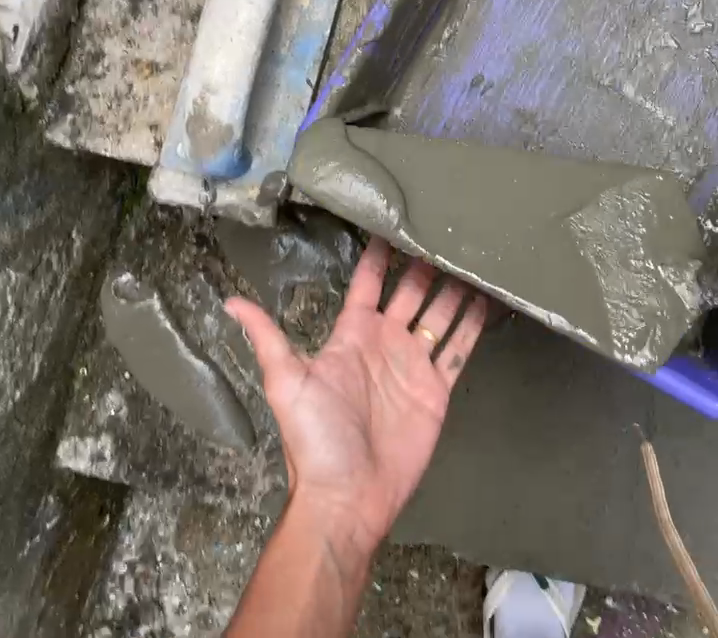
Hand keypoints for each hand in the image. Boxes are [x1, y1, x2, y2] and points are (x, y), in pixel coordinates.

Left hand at [225, 238, 487, 551]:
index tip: (394, 222)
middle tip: (446, 232)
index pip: (368, 284)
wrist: (349, 496)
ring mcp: (413, 365)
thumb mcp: (286, 383)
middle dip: (426, 264)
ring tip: (474, 259)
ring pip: (439, 315)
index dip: (379, 255)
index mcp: (352, 335)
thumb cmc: (316, 439)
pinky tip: (488, 302)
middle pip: (411, 292)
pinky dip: (473, 326)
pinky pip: (458, 349)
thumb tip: (229, 301)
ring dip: (454, 290)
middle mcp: (385, 342)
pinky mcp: (436, 388)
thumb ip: (268, 338)